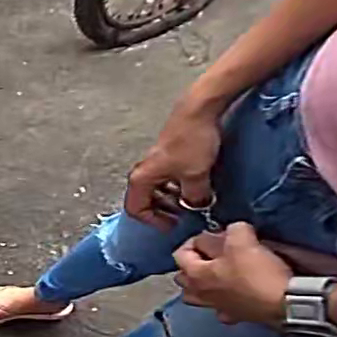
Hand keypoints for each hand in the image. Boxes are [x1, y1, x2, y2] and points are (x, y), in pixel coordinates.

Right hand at [123, 108, 223, 229]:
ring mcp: (154, 163)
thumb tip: (197, 207)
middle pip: (145, 201)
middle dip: (163, 212)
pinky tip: (193, 185)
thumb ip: (194, 198)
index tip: (173, 225)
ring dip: (170, 200)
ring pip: (156, 190)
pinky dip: (176, 187)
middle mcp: (142, 172)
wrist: (199, 110)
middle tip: (183, 216)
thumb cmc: (191, 142)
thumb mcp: (196, 176)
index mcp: (141, 179)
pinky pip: (165, 179)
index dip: (153, 222)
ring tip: (190, 202)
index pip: (136, 210)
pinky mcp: (166, 156)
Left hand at [172, 223, 290, 324]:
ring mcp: (215, 308)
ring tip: (216, 275)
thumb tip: (230, 232)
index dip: (193, 241)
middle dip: (192, 264)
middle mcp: (199, 294)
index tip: (210, 235)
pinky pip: (221, 308)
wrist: (285, 301)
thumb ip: (231, 230)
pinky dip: (224, 301)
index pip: (180, 254)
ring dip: (202, 285)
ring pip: (197, 296)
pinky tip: (233, 295)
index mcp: (194, 275)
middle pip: (183, 278)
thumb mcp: (241, 240)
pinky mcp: (235, 316)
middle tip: (211, 255)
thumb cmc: (255, 271)